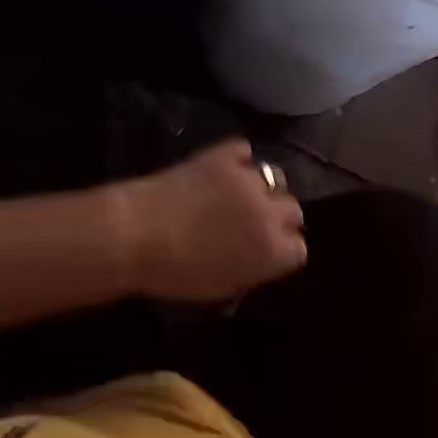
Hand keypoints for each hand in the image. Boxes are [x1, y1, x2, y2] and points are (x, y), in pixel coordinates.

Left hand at [108, 140, 307, 302]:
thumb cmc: (176, 272)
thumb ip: (253, 267)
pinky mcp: (224, 154)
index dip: (282, 247)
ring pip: (271, 178)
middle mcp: (269, 213)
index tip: (267, 247)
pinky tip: (225, 167)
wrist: (139, 232)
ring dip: (260, 186)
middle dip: (277, 215)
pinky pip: (244, 151)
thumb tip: (260, 254)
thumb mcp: (223, 286)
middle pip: (292, 209)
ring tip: (238, 192)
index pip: (298, 248)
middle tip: (252, 219)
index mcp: (273, 253)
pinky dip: (238, 158)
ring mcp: (248, 179)